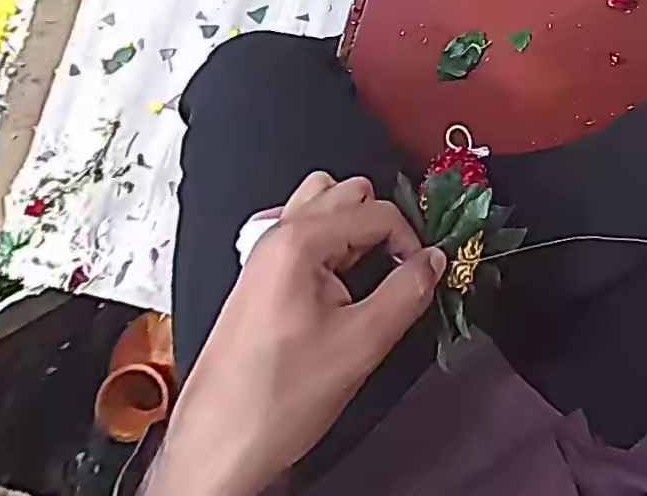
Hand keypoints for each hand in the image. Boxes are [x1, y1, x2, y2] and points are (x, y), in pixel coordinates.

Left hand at [147, 173, 446, 495]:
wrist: (213, 455)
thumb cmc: (277, 400)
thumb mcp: (361, 344)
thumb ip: (408, 291)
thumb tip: (434, 260)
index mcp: (300, 241)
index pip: (380, 212)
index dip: (410, 242)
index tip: (418, 276)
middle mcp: (278, 233)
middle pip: (350, 192)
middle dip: (382, 223)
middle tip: (395, 266)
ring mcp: (263, 251)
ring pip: (323, 199)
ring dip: (354, 221)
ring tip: (367, 265)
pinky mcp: (258, 274)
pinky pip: (301, 226)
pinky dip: (328, 236)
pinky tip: (336, 275)